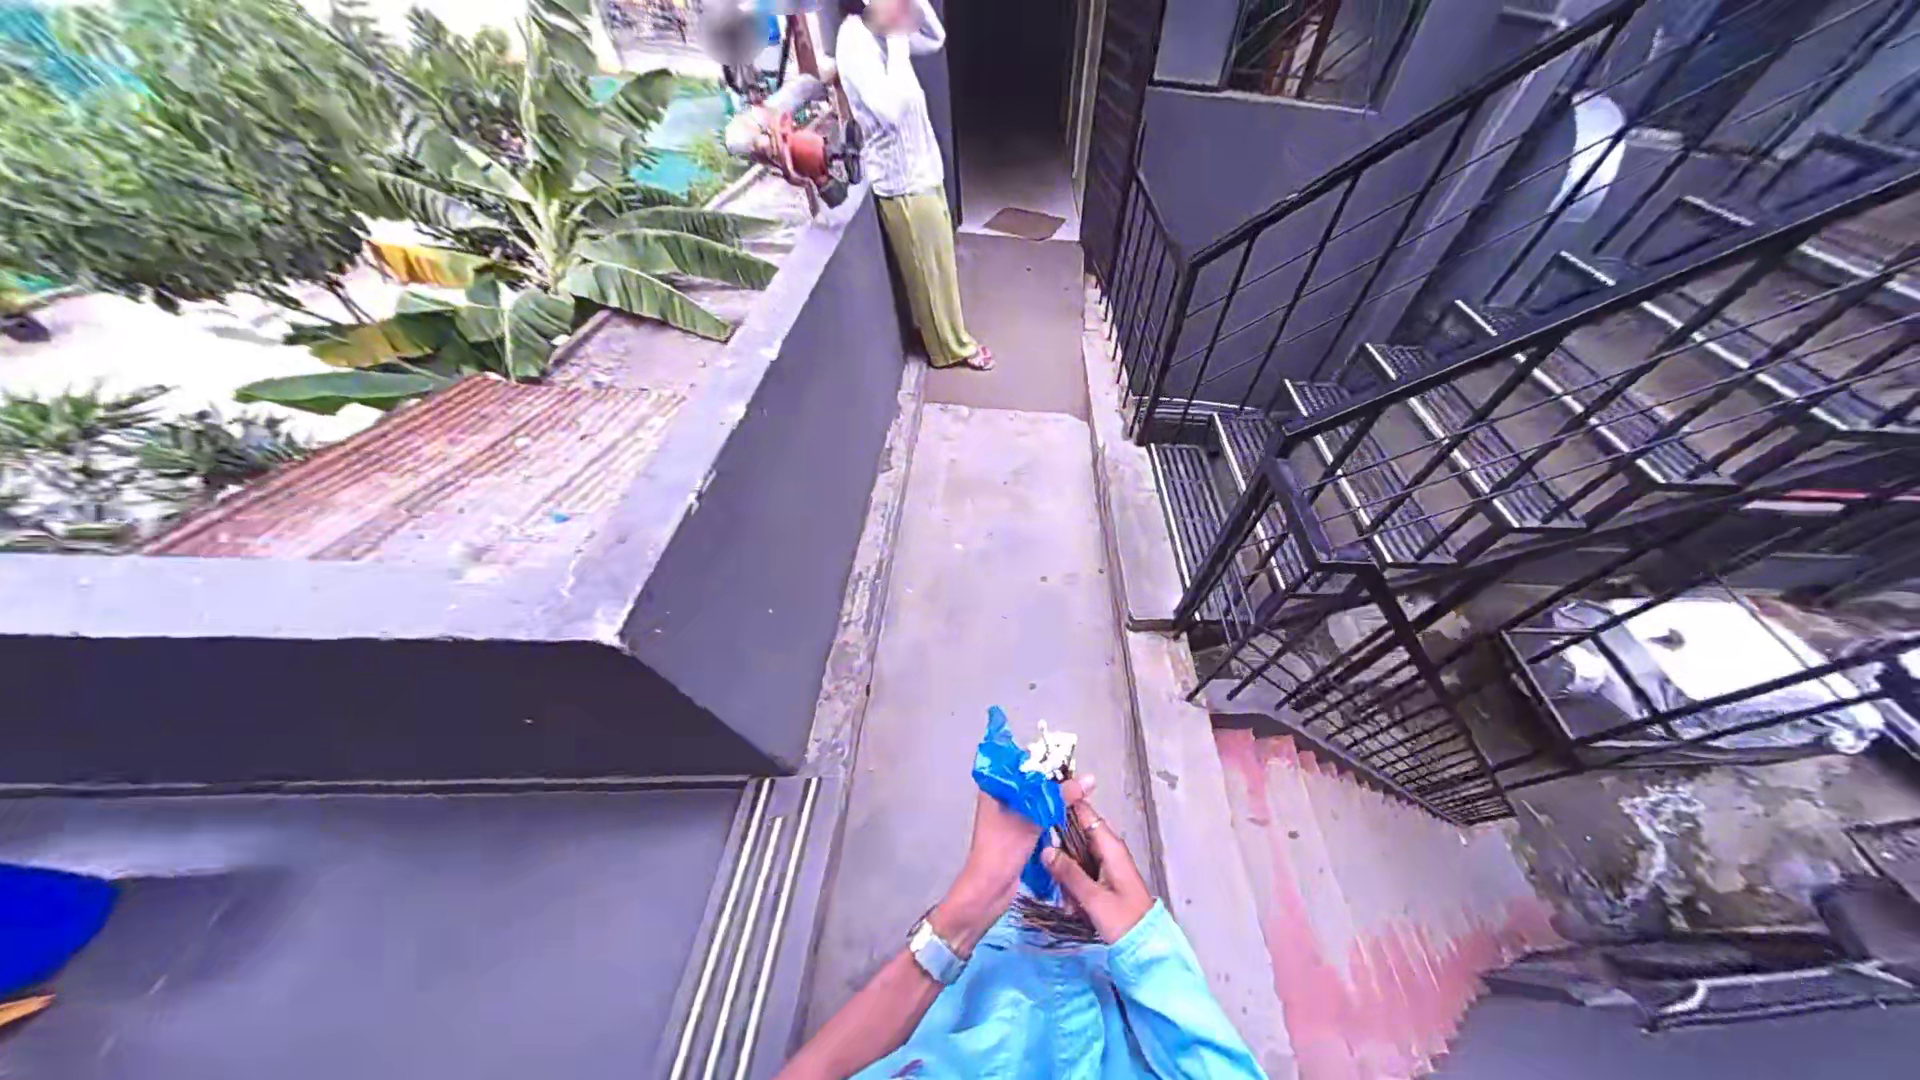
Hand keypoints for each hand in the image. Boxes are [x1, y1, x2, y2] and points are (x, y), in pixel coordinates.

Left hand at [932, 777, 1091, 955]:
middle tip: (1079, 780)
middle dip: (1053, 780)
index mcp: (994, 784)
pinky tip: (1068, 813)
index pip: (1022, 762)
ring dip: (1054, 797)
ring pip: (1035, 797)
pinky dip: (1050, 812)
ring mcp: (1007, 812)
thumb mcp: (1033, 818)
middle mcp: (999, 794)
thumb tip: (1088, 779)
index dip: (1045, 760)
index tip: (1069, 763)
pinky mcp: (1016, 829)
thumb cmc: (1003, 849)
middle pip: (1031, 779)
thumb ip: (1059, 797)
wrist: (989, 889)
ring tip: (1078, 794)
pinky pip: (1036, 813)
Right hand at [1042, 782, 1153, 943]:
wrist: (1148, 951)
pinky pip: (1080, 872)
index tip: (1039, 805)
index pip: (1084, 811)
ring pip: (1074, 855)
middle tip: (1048, 869)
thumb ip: (1069, 873)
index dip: (1064, 803)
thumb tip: (1045, 850)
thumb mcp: (1093, 898)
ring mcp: (1105, 864)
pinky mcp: (1102, 879)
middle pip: (1074, 833)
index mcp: (1110, 846)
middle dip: (1059, 850)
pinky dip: (1072, 886)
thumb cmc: (1125, 922)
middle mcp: (1107, 849)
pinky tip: (1071, 906)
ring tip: (1066, 900)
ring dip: (1065, 874)